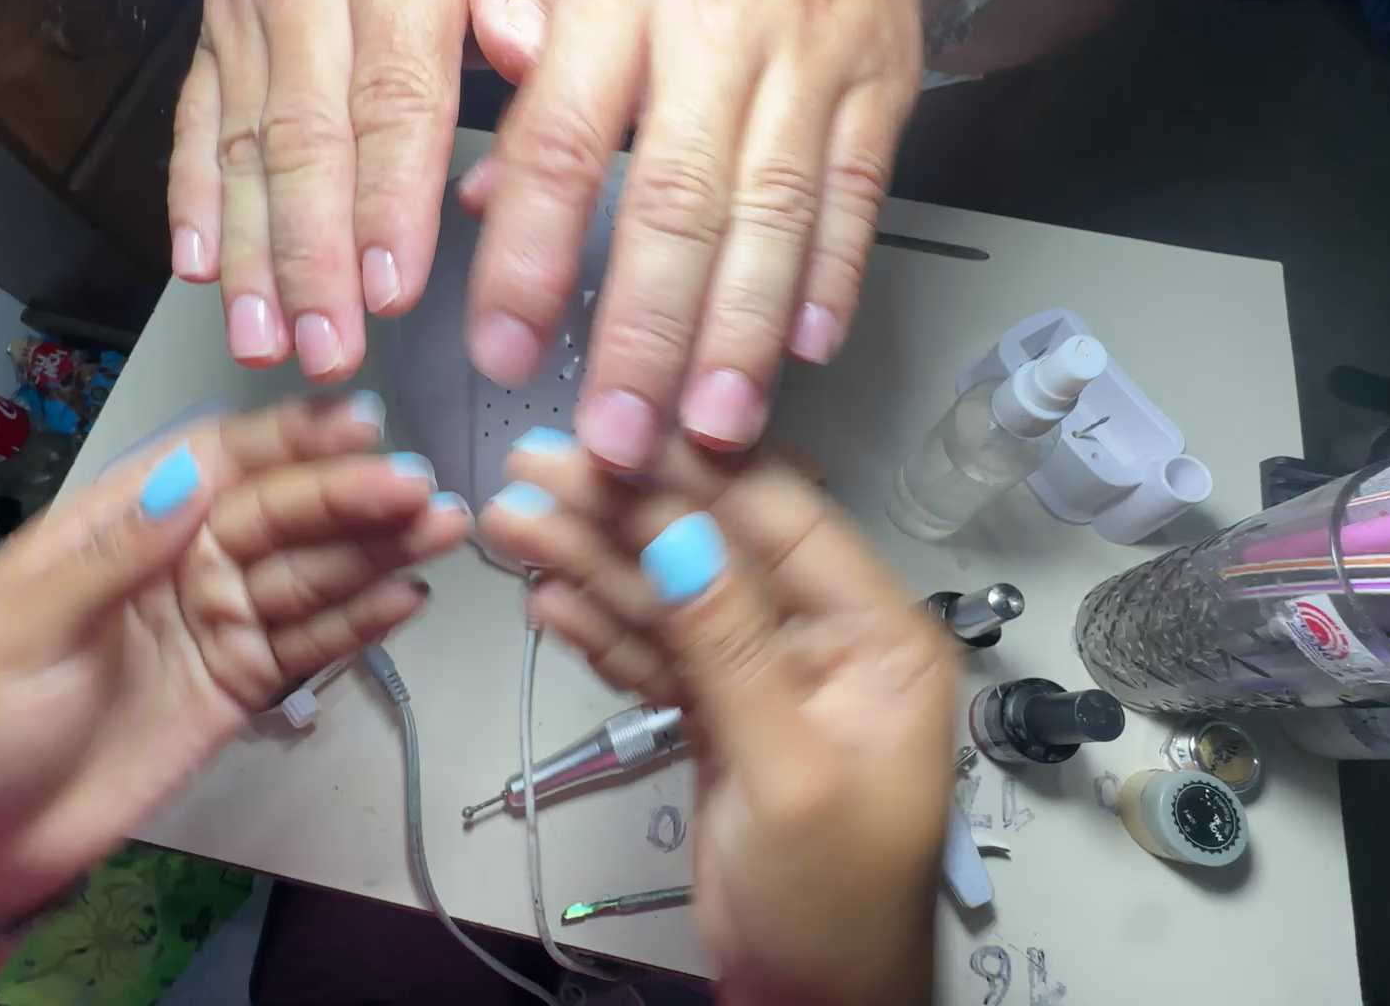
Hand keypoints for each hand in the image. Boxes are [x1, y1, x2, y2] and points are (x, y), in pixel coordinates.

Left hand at [0, 397, 470, 924]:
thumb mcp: (16, 631)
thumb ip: (109, 557)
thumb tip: (187, 482)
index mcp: (132, 524)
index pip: (223, 460)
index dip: (292, 437)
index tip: (360, 424)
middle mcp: (196, 557)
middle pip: (289, 514)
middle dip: (356, 497)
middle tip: (422, 489)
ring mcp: (233, 616)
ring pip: (319, 571)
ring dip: (382, 550)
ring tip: (443, 530)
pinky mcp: (256, 674)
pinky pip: (319, 639)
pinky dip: (366, 619)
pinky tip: (410, 598)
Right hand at [169, 0, 562, 378]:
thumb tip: (526, 53)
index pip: (393, 102)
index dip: (389, 206)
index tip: (392, 290)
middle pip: (308, 144)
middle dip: (316, 262)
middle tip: (329, 345)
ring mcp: (248, 10)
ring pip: (245, 150)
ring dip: (252, 256)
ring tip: (265, 336)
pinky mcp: (217, 34)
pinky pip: (194, 123)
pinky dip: (194, 202)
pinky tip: (202, 267)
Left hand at [463, 0, 923, 468]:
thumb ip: (540, 96)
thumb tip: (481, 208)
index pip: (561, 144)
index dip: (529, 259)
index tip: (504, 351)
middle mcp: (721, 28)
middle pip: (678, 204)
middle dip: (647, 334)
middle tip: (620, 433)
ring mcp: (815, 60)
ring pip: (776, 217)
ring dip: (741, 334)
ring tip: (713, 424)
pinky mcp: (883, 89)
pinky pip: (859, 196)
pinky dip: (835, 280)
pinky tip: (807, 350)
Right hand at [479, 430, 954, 1002]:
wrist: (804, 996)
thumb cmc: (831, 906)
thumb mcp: (789, 776)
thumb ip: (732, 650)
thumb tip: (679, 535)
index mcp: (875, 634)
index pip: (783, 520)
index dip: (694, 474)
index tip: (614, 438)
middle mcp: (819, 630)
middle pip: (710, 547)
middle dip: (621, 512)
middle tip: (538, 473)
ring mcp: (758, 658)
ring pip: (667, 593)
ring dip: (590, 560)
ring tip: (514, 526)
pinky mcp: (712, 692)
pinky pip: (651, 644)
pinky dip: (597, 623)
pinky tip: (546, 596)